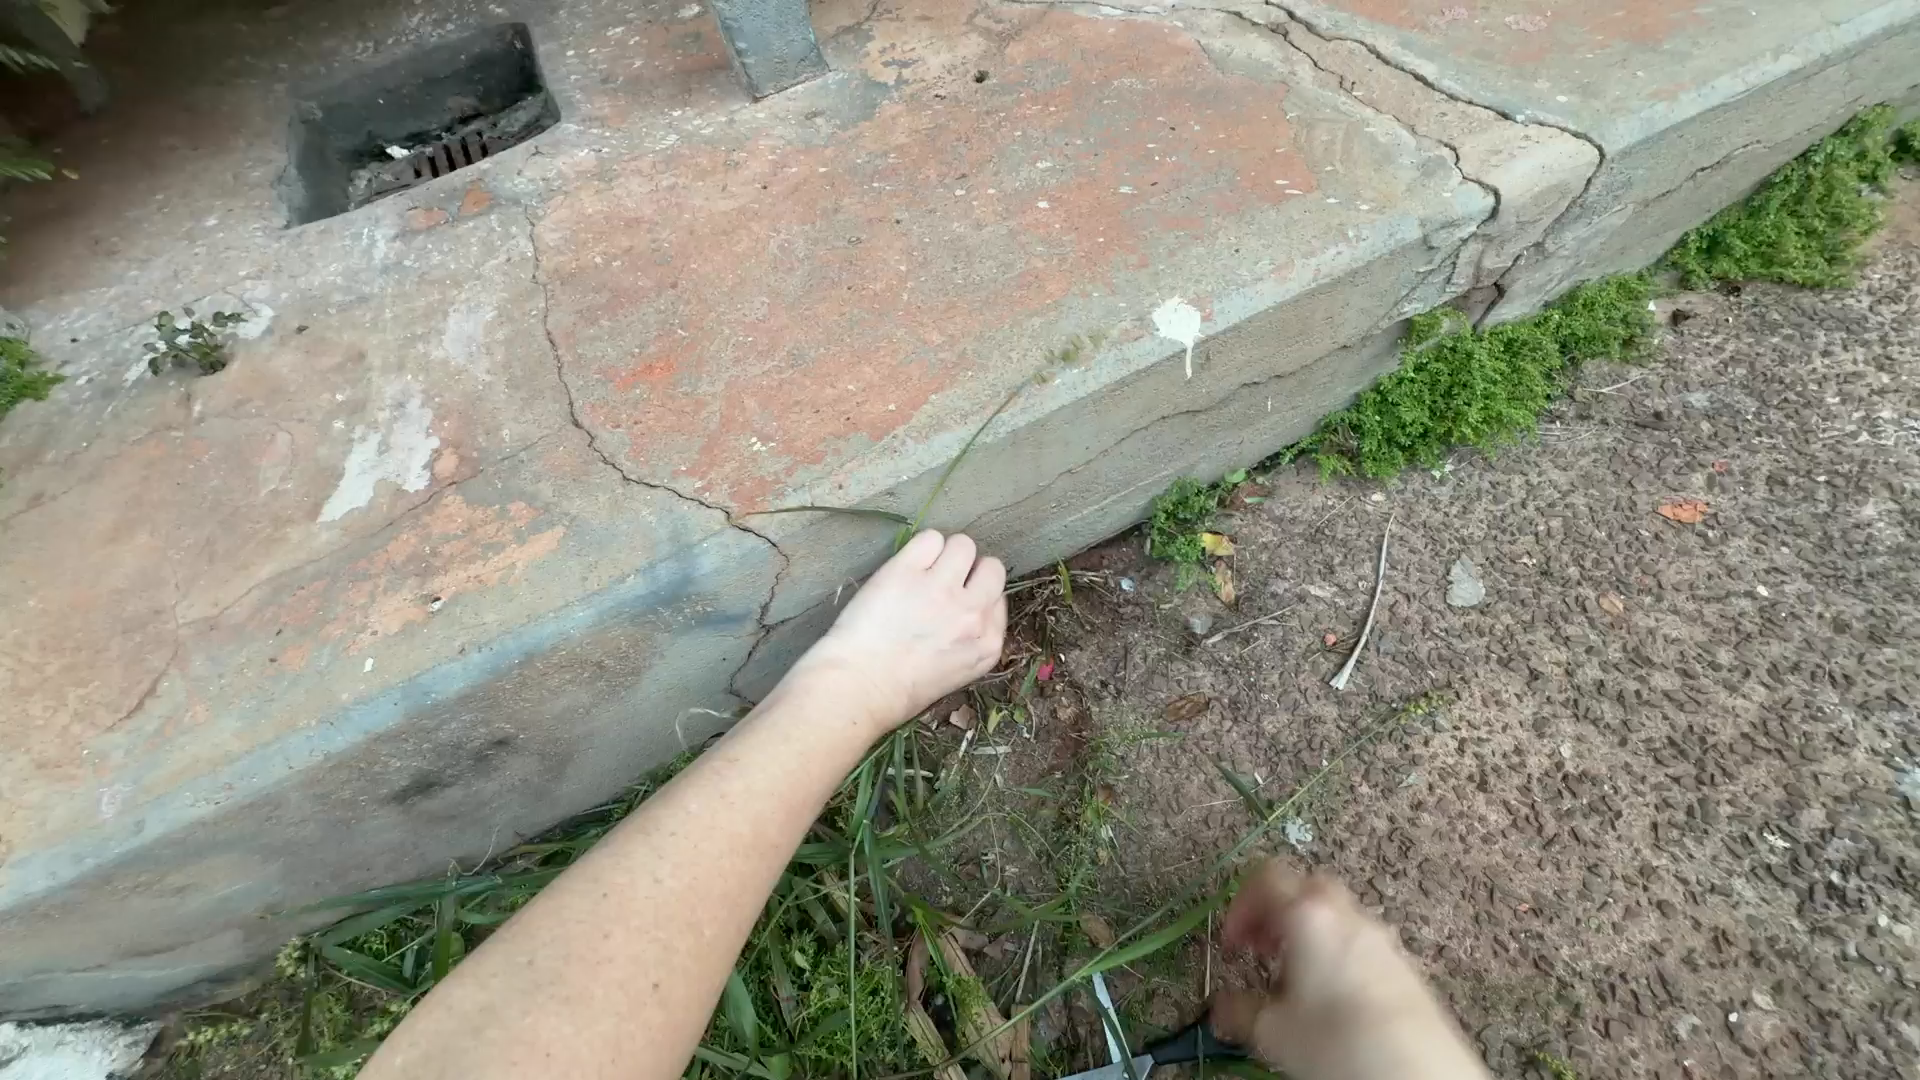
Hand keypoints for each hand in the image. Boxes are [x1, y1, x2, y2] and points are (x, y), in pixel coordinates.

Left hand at [786, 530, 1007, 736]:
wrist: (858, 688)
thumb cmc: (900, 689)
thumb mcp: (958, 672)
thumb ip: (973, 637)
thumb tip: (969, 601)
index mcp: (988, 645)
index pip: (999, 597)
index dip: (976, 595)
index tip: (957, 602)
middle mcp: (973, 614)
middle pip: (991, 567)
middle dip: (970, 571)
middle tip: (943, 582)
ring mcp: (942, 589)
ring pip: (963, 545)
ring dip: (945, 554)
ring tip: (922, 571)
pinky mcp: (909, 570)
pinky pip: (930, 538)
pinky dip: (920, 547)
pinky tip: (905, 566)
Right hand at [1210, 861, 1490, 1079]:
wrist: (1423, 1078)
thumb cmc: (1338, 1041)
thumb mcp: (1275, 1031)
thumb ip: (1240, 1010)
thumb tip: (1221, 1009)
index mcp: (1307, 912)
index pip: (1264, 878)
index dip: (1240, 906)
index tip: (1233, 944)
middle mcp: (1345, 913)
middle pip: (1303, 887)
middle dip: (1277, 913)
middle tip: (1263, 949)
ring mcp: (1381, 938)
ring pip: (1335, 915)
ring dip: (1308, 936)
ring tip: (1297, 982)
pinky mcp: (1406, 967)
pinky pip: (1360, 942)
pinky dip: (1338, 955)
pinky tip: (1335, 1000)